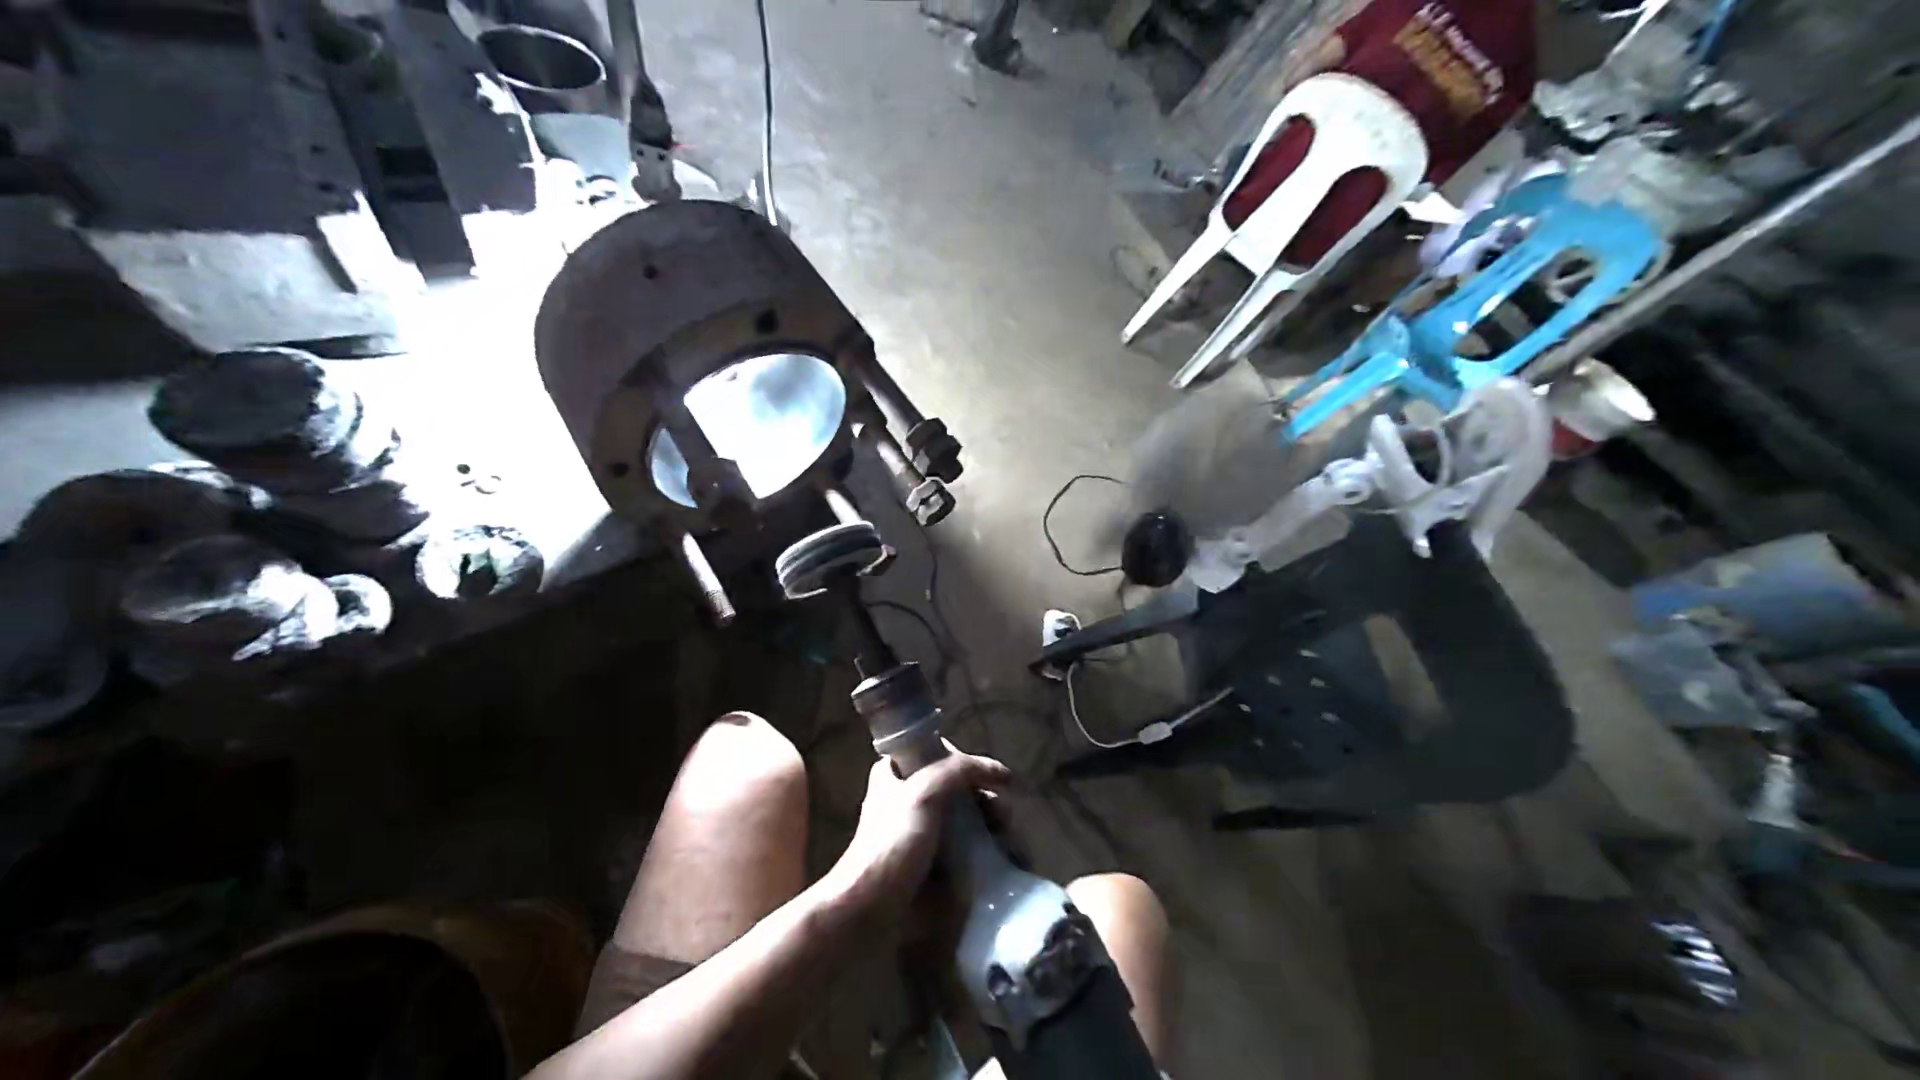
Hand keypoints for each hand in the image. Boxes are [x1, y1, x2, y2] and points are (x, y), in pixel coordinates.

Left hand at [826, 745, 1010, 917]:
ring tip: (1009, 841)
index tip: (985, 778)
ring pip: (970, 820)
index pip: (936, 753)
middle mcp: (911, 801)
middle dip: (988, 798)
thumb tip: (1003, 773)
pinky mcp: (938, 869)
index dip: (963, 761)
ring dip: (995, 826)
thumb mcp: (923, 793)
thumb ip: (960, 771)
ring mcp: (925, 837)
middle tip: (1001, 815)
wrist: (869, 912)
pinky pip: (972, 851)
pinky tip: (1010, 858)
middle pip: (960, 789)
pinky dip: (992, 851)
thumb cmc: (891, 844)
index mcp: (896, 776)